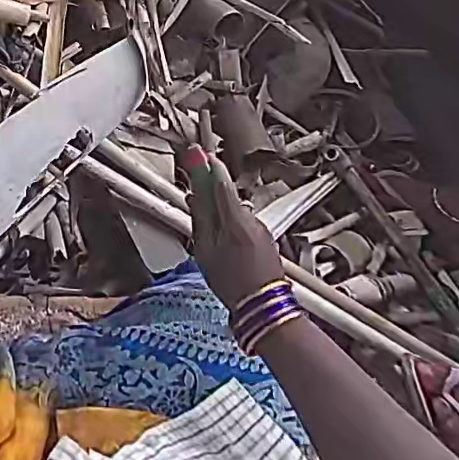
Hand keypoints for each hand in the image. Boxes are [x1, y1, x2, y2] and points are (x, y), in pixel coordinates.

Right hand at [183, 146, 284, 309]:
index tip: (196, 151)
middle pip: (227, 193)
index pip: (220, 180)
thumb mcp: (205, 248)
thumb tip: (195, 192)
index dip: (207, 164)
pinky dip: (230, 222)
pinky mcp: (266, 238)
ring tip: (205, 227)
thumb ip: (200, 216)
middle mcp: (253, 219)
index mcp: (236, 219)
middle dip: (210, 191)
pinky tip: (222, 239)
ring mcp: (262, 228)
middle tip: (192, 194)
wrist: (264, 308)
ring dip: (219, 209)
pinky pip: (243, 221)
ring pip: (234, 208)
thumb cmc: (232, 282)